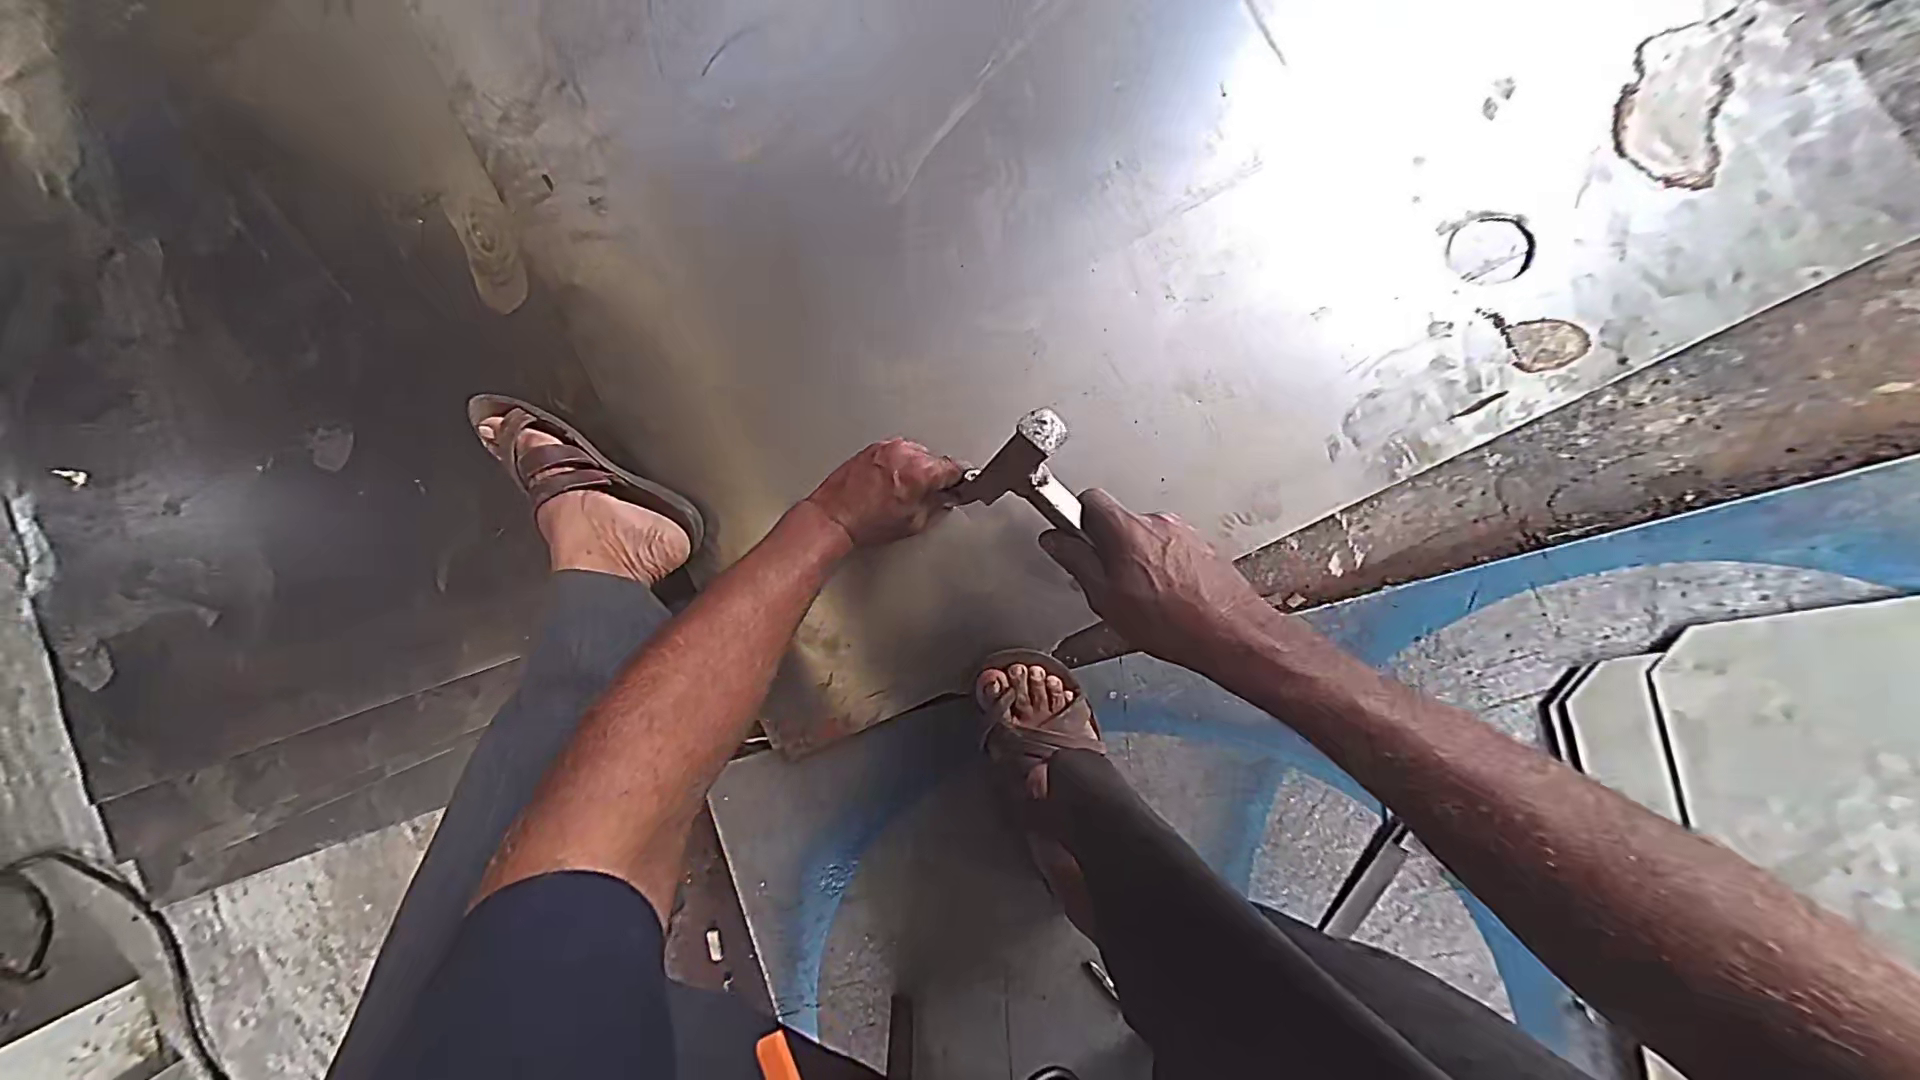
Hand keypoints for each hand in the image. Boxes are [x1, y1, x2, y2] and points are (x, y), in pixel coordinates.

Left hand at [805, 439, 966, 546]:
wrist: (835, 516)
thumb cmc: (867, 522)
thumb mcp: (914, 522)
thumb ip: (938, 505)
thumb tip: (947, 498)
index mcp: (920, 471)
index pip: (954, 468)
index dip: (959, 481)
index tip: (958, 487)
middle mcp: (905, 453)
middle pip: (935, 460)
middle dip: (934, 477)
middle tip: (923, 497)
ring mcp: (887, 448)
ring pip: (916, 455)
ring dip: (915, 470)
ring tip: (899, 493)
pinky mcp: (874, 448)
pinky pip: (896, 453)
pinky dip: (897, 466)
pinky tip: (887, 485)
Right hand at [1039, 489, 1275, 673]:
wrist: (1230, 634)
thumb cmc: (1172, 622)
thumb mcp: (1105, 597)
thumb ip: (1076, 560)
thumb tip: (1055, 540)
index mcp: (1126, 529)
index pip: (1089, 499)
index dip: (1076, 518)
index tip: (1072, 538)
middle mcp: (1156, 522)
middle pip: (1118, 520)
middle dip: (1108, 545)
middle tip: (1107, 580)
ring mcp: (1183, 532)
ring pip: (1145, 536)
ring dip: (1138, 558)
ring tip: (1142, 596)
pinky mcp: (1202, 546)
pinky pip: (1170, 548)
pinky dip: (1163, 566)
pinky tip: (1165, 597)